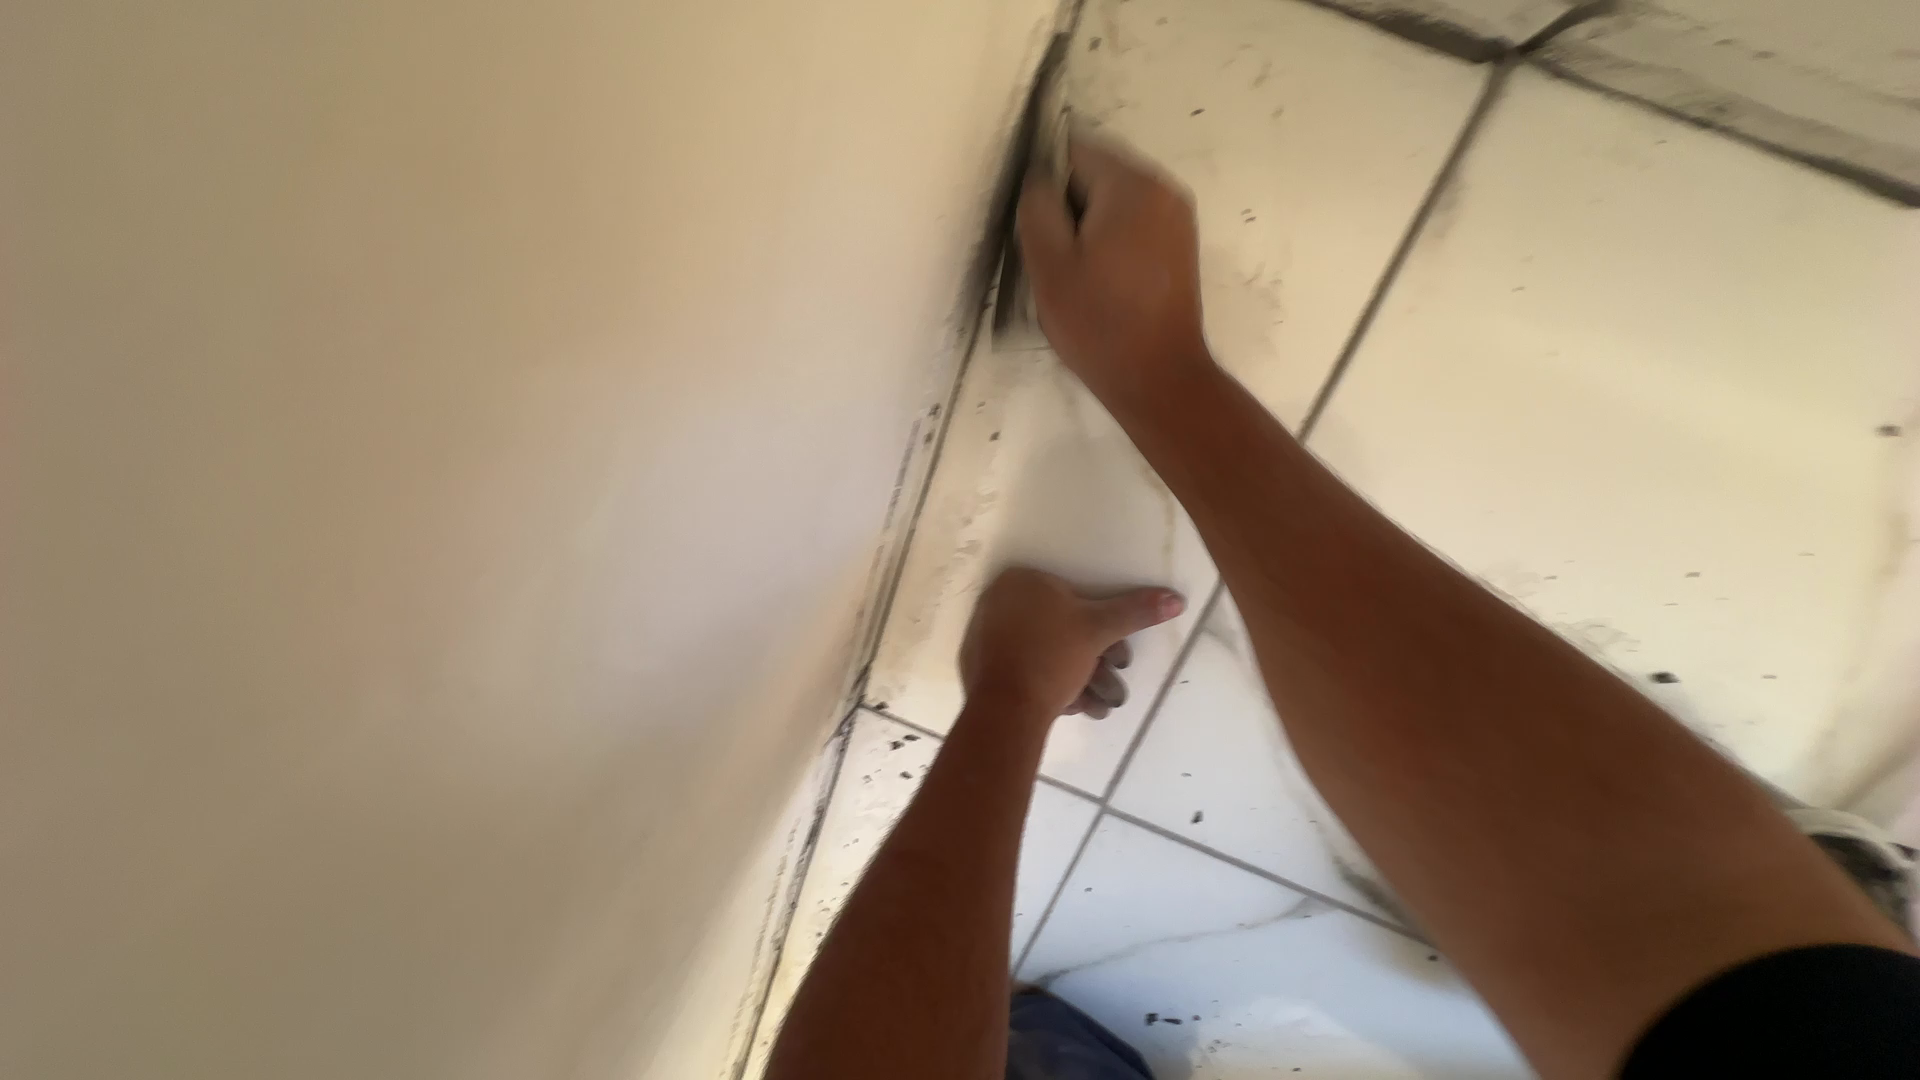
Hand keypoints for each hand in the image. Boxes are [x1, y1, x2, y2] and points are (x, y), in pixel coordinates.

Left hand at [959, 567, 1184, 718]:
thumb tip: (1175, 599)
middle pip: (1061, 627)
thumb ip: (1135, 611)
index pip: (1072, 597)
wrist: (1005, 709)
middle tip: (1109, 677)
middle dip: (1093, 658)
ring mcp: (987, 636)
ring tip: (1097, 701)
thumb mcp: (1099, 629)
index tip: (1115, 654)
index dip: (1101, 628)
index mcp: (1020, 581)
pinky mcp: (982, 668)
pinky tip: (1073, 705)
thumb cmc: (1051, 655)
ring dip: (1079, 677)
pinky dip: (1051, 684)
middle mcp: (999, 602)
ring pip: (1046, 652)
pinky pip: (1027, 670)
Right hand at [1016, 133, 1212, 402]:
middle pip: (1098, 175)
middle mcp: (1163, 190)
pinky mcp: (1180, 249)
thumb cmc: (1099, 325)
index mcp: (1132, 186)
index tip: (1034, 226)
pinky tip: (1099, 283)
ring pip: (1116, 203)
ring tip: (1075, 275)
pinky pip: (1135, 227)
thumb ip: (1037, 207)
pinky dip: (1111, 243)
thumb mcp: (1049, 266)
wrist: (1158, 379)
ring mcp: (1177, 220)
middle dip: (1068, 207)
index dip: (1044, 182)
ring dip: (1088, 228)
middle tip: (1051, 259)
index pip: (1074, 150)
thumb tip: (1039, 179)